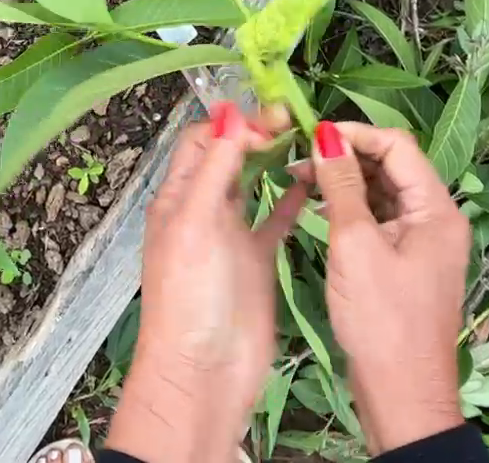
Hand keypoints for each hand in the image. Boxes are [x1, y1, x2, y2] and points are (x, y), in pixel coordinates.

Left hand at [106, 104, 307, 462]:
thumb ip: (214, 168)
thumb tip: (230, 114)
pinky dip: (291, 197)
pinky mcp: (257, 258)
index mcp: (177, 196)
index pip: (201, 142)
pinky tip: (311, 180)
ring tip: (303, 138)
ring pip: (251, 183)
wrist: (205, 373)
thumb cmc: (189, 294)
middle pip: (227, 157)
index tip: (265, 119)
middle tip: (291, 119)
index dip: (230, 124)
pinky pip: (275, 218)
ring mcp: (231, 234)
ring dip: (271, 159)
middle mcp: (202, 209)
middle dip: (254, 133)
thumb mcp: (195, 222)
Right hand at [309, 120, 469, 453]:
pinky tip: (317, 205)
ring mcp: (420, 240)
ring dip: (342, 179)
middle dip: (345, 155)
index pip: (396, 146)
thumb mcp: (354, 244)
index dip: (354, 134)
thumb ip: (341, 184)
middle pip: (390, 165)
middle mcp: (435, 218)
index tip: (310, 135)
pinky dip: (348, 205)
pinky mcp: (404, 259)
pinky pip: (377, 216)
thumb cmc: (381, 319)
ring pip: (380, 189)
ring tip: (299, 177)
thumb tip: (325, 135)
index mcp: (436, 210)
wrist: (401, 397)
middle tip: (298, 158)